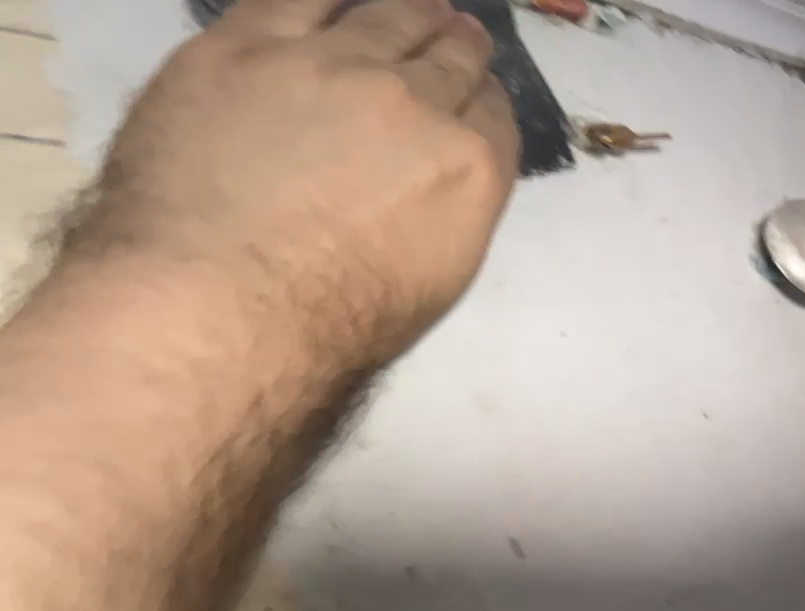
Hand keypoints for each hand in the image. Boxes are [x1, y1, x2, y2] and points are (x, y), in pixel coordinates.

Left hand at [59, 0, 520, 377]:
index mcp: (472, 163)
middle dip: (463, 45)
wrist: (232, 293)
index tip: (485, 94)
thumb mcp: (444, 269)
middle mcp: (414, 100)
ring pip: (383, 16)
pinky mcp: (241, 44)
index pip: (495, 113)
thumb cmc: (352, 309)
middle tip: (465, 32)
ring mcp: (327, 63)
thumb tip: (445, 173)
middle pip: (449, 57)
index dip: (491, 99)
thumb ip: (459, 206)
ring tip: (423, 4)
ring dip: (411, 9)